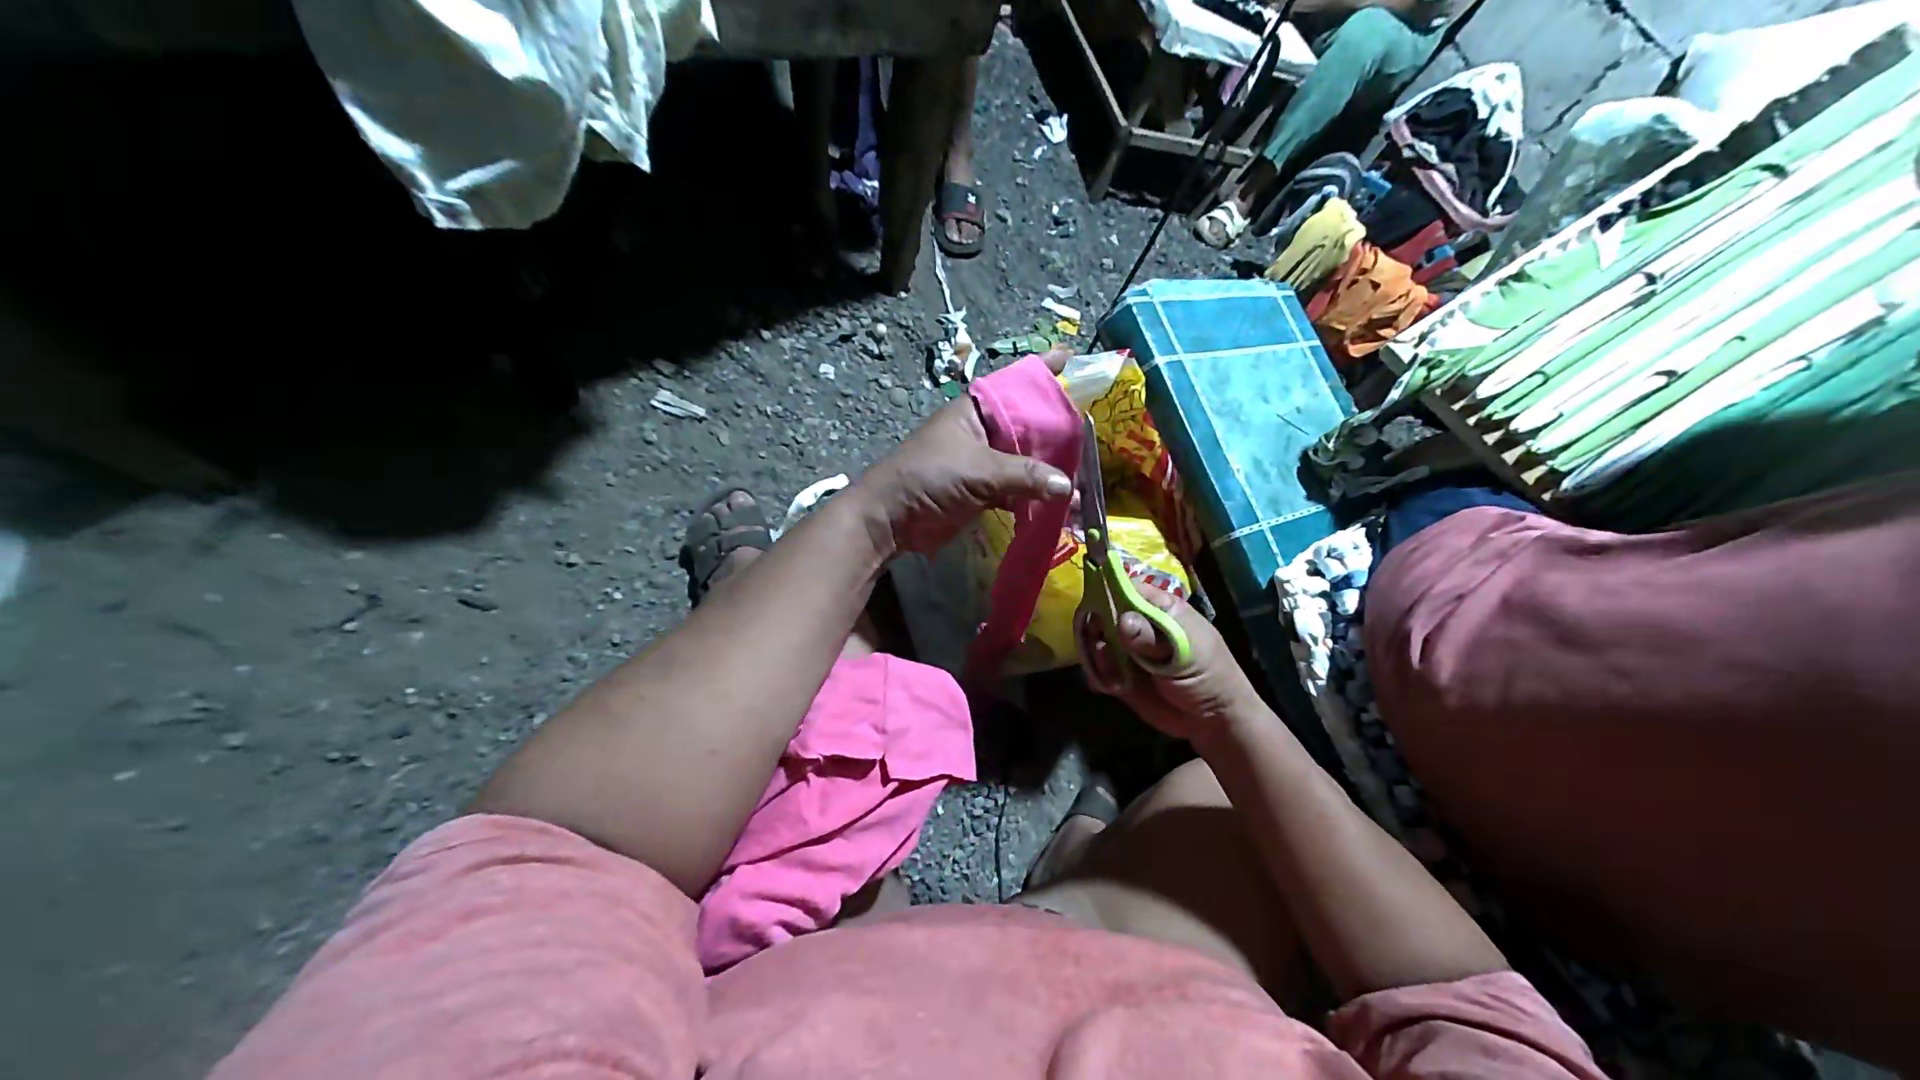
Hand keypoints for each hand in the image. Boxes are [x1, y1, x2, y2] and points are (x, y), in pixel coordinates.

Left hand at [853, 349, 1074, 555]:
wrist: (891, 518)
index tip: (1073, 357)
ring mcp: (984, 463)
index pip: (1015, 382)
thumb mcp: (978, 469)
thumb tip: (1068, 486)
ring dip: (1051, 472)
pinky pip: (1018, 490)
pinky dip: (1037, 498)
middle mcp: (983, 431)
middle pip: (1028, 425)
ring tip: (1083, 483)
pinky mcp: (983, 492)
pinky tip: (1061, 507)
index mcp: (976, 410)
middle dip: (1058, 432)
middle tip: (1093, 435)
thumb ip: (1024, 475)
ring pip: (1026, 461)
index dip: (1042, 370)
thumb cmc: (929, 477)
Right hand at [1082, 583, 1262, 743]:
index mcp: (1159, 608)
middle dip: (1095, 628)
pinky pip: (1097, 668)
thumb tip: (1122, 620)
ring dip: (1097, 657)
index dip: (1107, 592)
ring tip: (1113, 676)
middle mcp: (1138, 624)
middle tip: (1102, 648)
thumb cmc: (1210, 675)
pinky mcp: (1118, 674)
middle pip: (1102, 612)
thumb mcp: (1187, 654)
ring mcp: (1126, 649)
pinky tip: (1111, 687)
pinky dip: (1098, 675)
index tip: (1095, 608)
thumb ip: (1153, 638)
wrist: (1214, 721)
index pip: (1126, 588)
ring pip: (1095, 641)